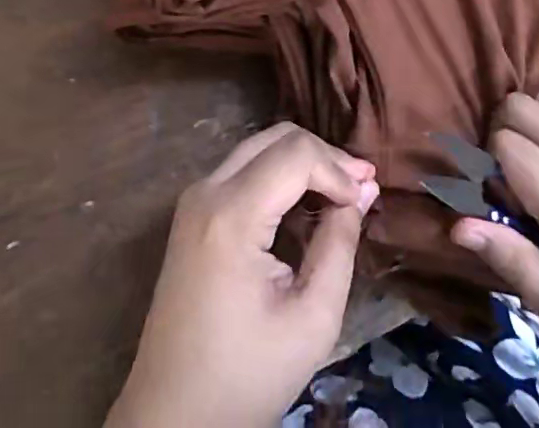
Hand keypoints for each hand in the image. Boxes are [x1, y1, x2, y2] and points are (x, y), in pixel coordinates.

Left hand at [106, 123, 379, 427]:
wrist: (173, 417)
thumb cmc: (246, 375)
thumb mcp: (312, 318)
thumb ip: (340, 244)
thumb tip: (363, 191)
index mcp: (230, 216)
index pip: (296, 154)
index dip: (338, 169)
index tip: (365, 201)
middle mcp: (205, 192)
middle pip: (277, 138)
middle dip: (325, 156)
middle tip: (362, 186)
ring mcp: (193, 200)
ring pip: (259, 147)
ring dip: (304, 161)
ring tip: (342, 191)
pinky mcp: (192, 213)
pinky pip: (244, 168)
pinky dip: (281, 173)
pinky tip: (306, 201)